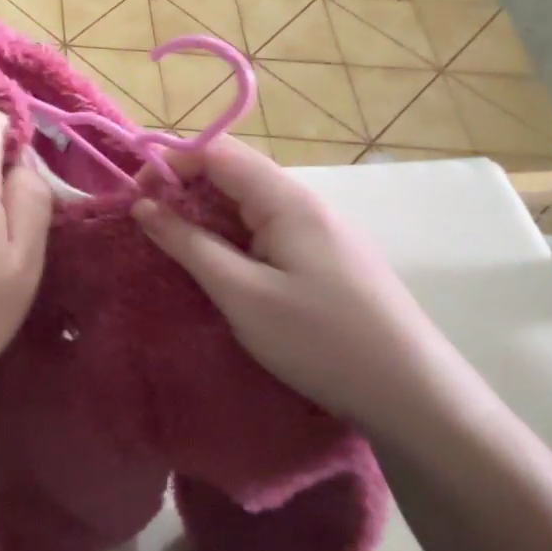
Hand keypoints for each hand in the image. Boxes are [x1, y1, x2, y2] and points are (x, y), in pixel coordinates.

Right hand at [132, 137, 479, 439]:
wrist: (416, 399)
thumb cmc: (320, 341)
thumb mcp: (241, 293)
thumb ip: (188, 243)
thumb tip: (142, 205)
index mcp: (287, 200)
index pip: (216, 152)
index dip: (169, 163)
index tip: (135, 198)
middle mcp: (306, 203)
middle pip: (232, 172)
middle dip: (182, 189)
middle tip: (147, 226)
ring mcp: (321, 231)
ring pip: (247, 203)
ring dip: (204, 215)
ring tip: (173, 248)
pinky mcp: (327, 258)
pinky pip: (266, 228)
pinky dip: (230, 236)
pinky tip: (218, 267)